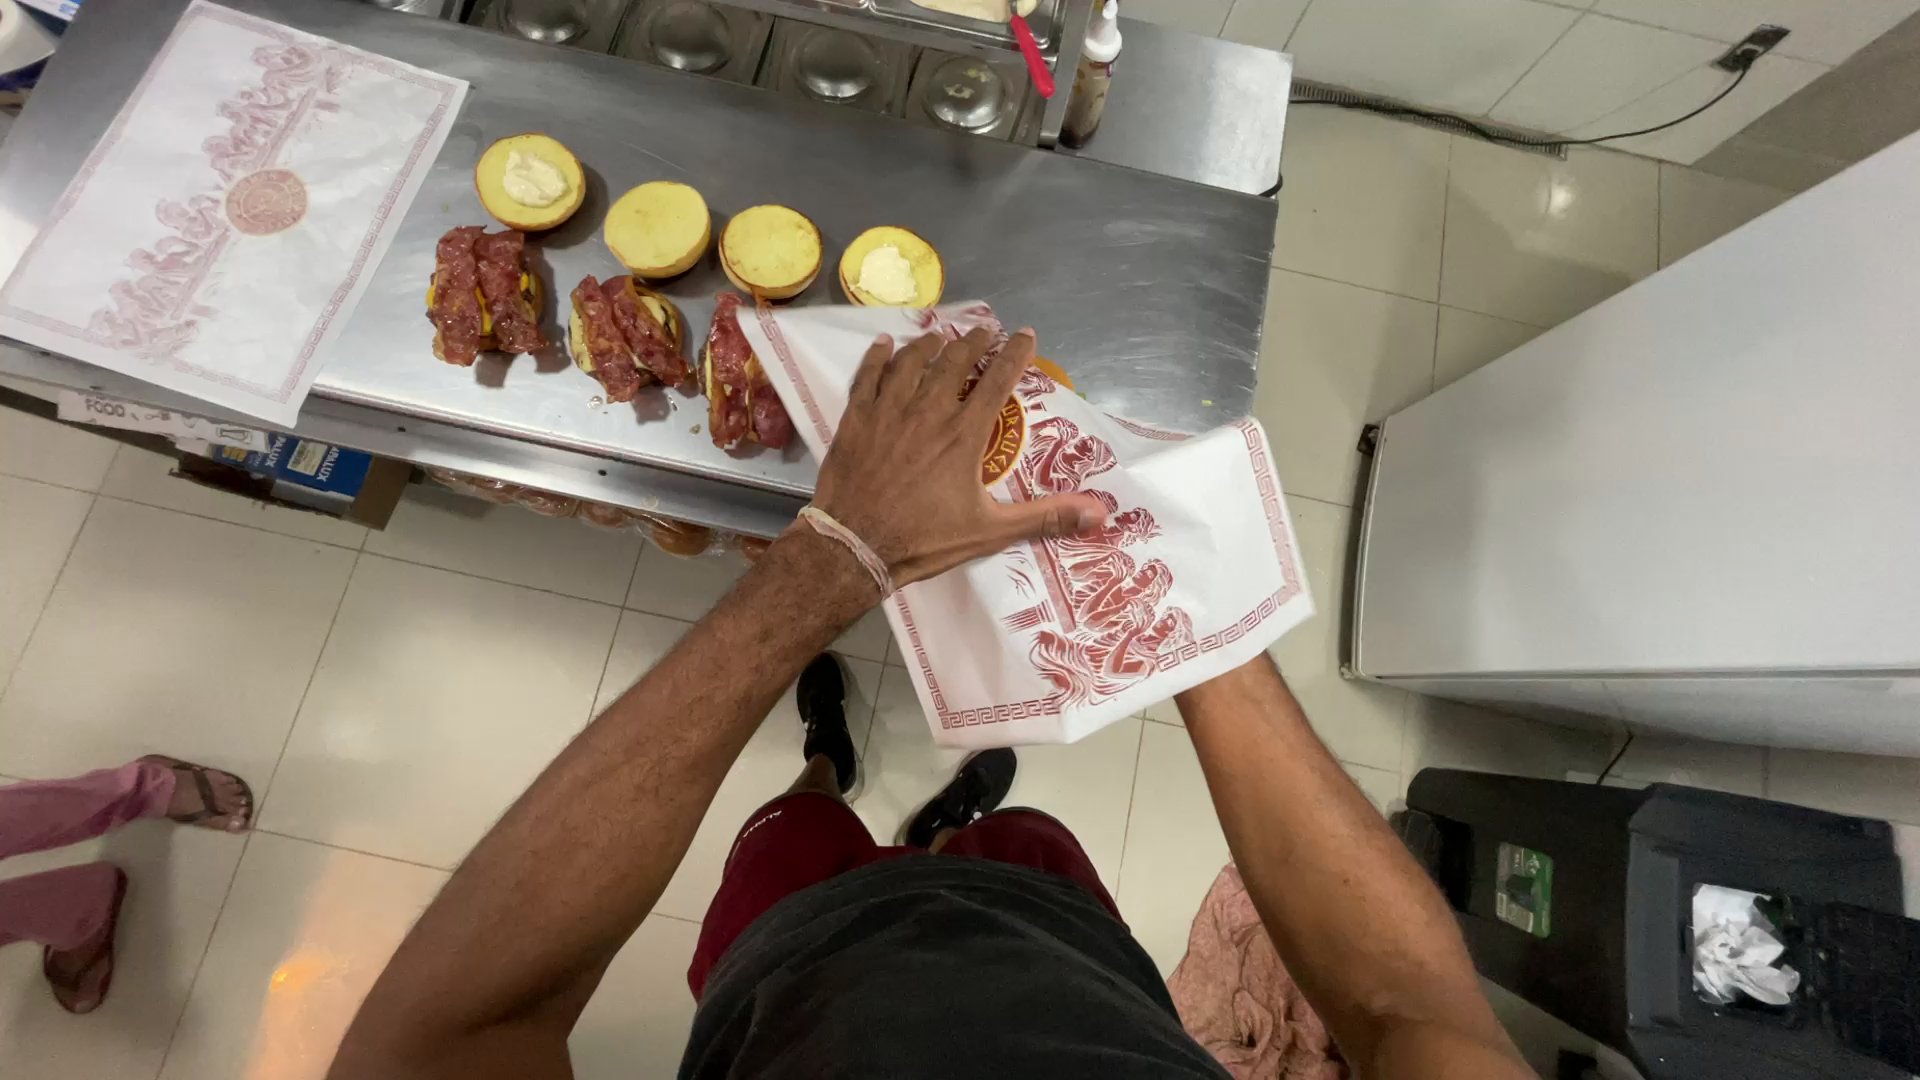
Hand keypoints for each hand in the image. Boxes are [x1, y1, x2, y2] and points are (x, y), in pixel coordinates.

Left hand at [810, 327, 1107, 588]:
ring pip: (911, 362)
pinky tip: (885, 345)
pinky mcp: (856, 419)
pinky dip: (878, 357)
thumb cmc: (925, 539)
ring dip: (929, 345)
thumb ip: (1044, 517)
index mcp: (964, 434)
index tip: (1025, 335)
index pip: (997, 381)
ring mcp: (889, 411)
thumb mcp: (991, 531)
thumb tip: (1100, 513)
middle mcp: (929, 411)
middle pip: (954, 362)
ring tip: (940, 337)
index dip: (1015, 354)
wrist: (855, 545)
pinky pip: (867, 376)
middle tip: (984, 331)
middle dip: (973, 341)